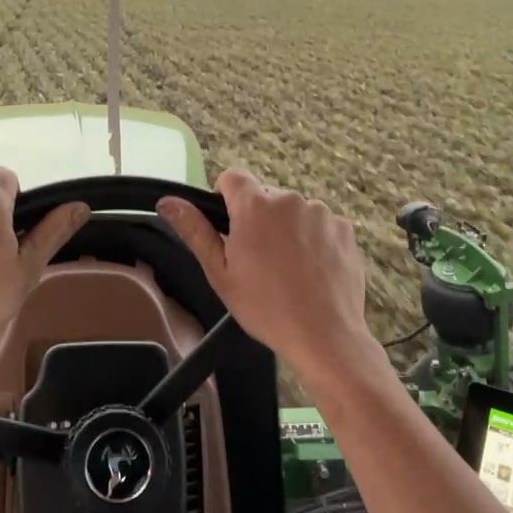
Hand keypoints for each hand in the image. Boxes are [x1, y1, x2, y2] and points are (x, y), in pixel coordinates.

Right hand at [156, 169, 367, 377]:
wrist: (324, 334)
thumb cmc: (265, 307)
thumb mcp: (220, 273)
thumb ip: (195, 231)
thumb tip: (168, 202)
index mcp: (255, 206)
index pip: (233, 178)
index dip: (225, 199)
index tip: (229, 229)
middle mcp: (290, 199)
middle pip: (265, 197)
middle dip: (259, 220)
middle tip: (258, 261)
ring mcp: (321, 213)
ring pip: (294, 212)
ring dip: (287, 230)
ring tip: (288, 270)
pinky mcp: (344, 228)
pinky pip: (320, 225)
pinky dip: (314, 240)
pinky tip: (312, 271)